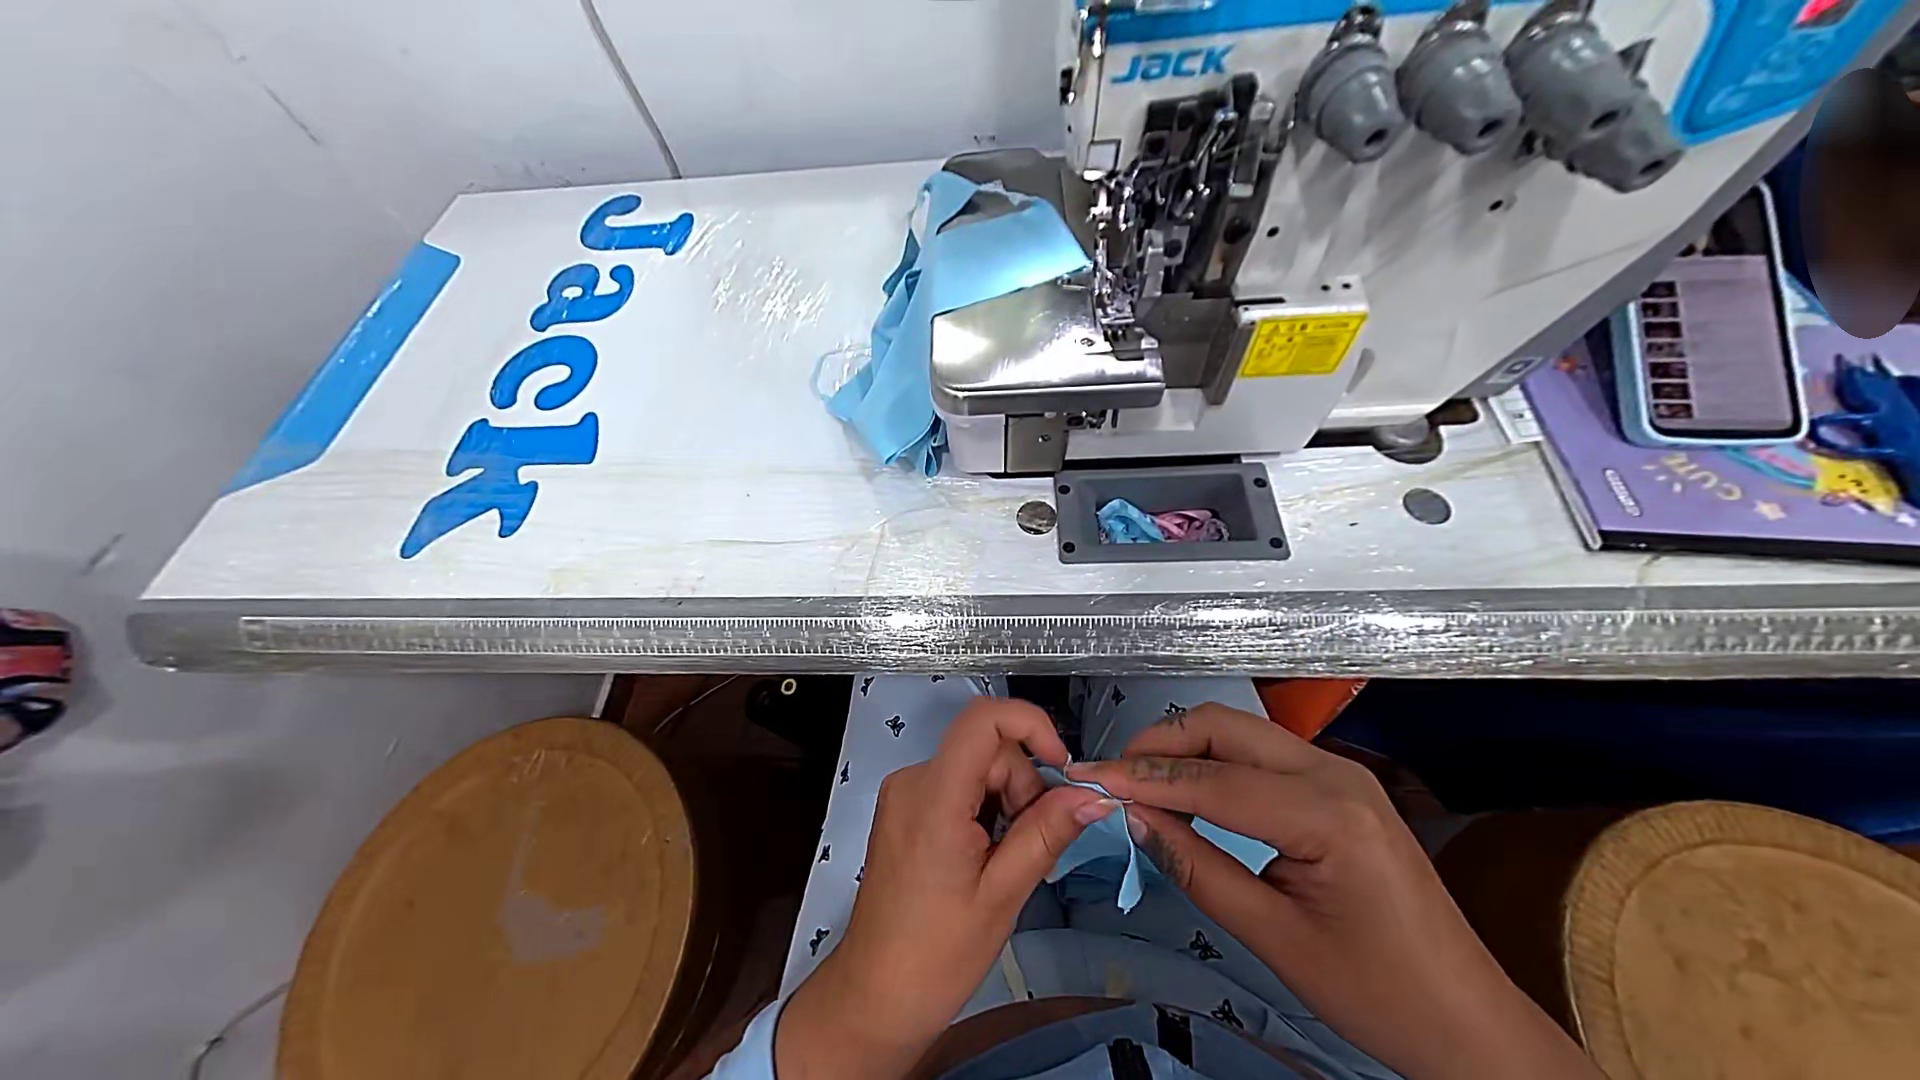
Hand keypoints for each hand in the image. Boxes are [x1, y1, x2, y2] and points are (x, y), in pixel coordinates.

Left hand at [776, 699, 1116, 1079]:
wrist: (875, 995)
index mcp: (933, 796)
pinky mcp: (905, 806)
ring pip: (977, 767)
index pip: (983, 719)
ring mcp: (905, 792)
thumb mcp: (1003, 893)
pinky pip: (958, 784)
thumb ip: (1048, 832)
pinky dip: (985, 808)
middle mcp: (913, 780)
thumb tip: (1092, 796)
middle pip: (988, 749)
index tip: (1060, 766)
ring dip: (1006, 802)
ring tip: (1005, 860)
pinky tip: (987, 854)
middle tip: (1030, 845)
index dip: (1031, 725)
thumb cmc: (936, 955)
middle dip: (1023, 787)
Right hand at [1068, 704, 1602, 1079]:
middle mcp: (1335, 773)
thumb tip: (1133, 819)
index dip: (1143, 779)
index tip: (1090, 778)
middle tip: (1113, 777)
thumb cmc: (1378, 992)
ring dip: (1183, 749)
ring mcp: (1339, 772)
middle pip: (1224, 727)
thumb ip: (1196, 868)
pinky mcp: (1337, 783)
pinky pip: (1258, 753)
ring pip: (1239, 731)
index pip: (1212, 781)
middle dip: (1159, 744)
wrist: (1468, 1020)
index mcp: (1329, 815)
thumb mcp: (1274, 938)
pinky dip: (1212, 763)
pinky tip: (1186, 791)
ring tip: (1139, 783)